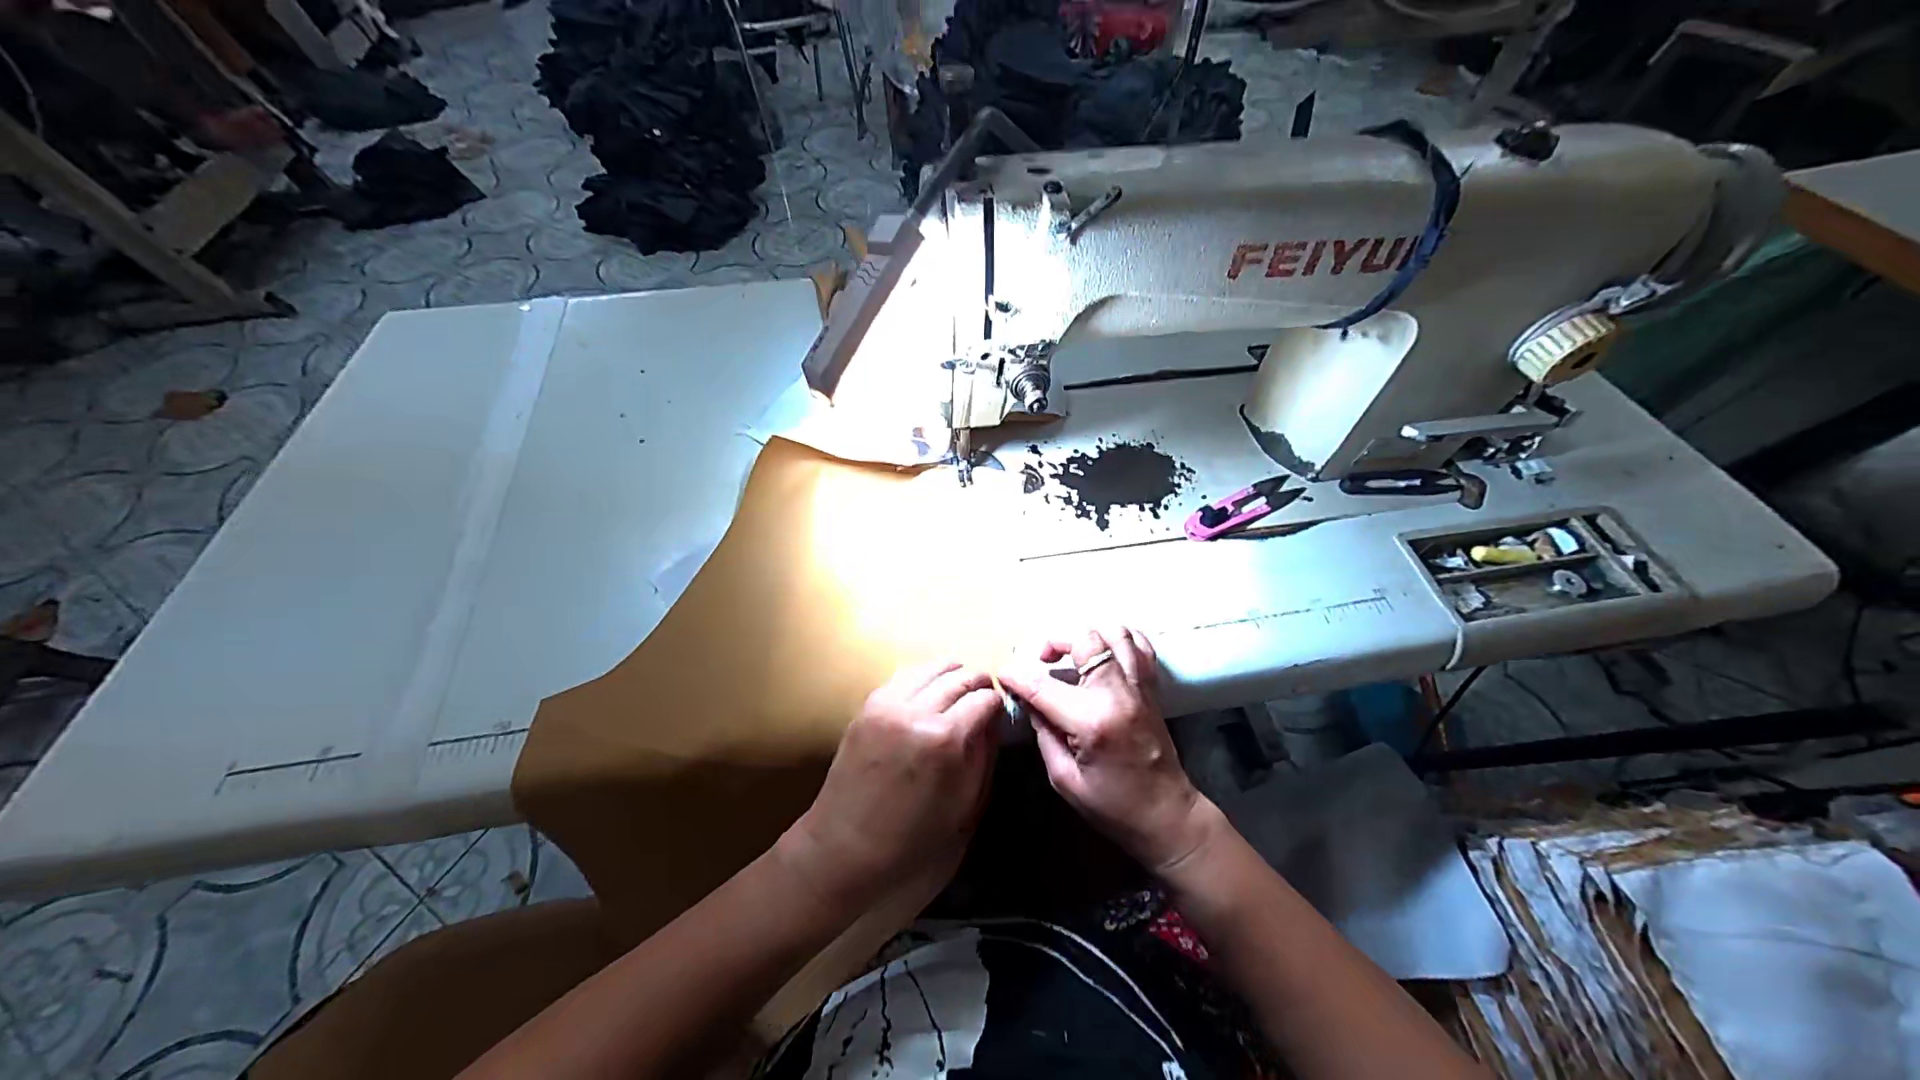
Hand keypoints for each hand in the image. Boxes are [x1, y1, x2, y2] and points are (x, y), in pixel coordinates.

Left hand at [778, 662, 1002, 909]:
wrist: (844, 852)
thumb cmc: (913, 843)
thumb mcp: (966, 806)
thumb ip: (984, 756)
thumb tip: (994, 721)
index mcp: (945, 738)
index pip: (984, 699)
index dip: (997, 702)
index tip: (1001, 711)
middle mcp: (915, 711)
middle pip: (957, 677)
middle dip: (977, 681)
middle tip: (985, 694)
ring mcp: (886, 705)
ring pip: (928, 668)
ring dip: (950, 672)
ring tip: (960, 686)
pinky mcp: (866, 708)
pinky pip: (901, 678)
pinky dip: (921, 677)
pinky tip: (929, 690)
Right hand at [999, 627, 1216, 872]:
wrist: (1167, 816)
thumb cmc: (1112, 806)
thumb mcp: (1063, 778)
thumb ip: (1043, 732)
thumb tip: (1028, 699)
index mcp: (1092, 721)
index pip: (1044, 685)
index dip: (1017, 676)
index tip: (1003, 673)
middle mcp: (1118, 694)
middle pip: (1085, 641)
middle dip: (1054, 643)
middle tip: (1041, 661)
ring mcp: (1140, 687)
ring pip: (1116, 633)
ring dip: (1088, 636)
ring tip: (1072, 654)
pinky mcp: (1152, 688)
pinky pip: (1139, 646)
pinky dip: (1118, 640)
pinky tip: (1102, 653)